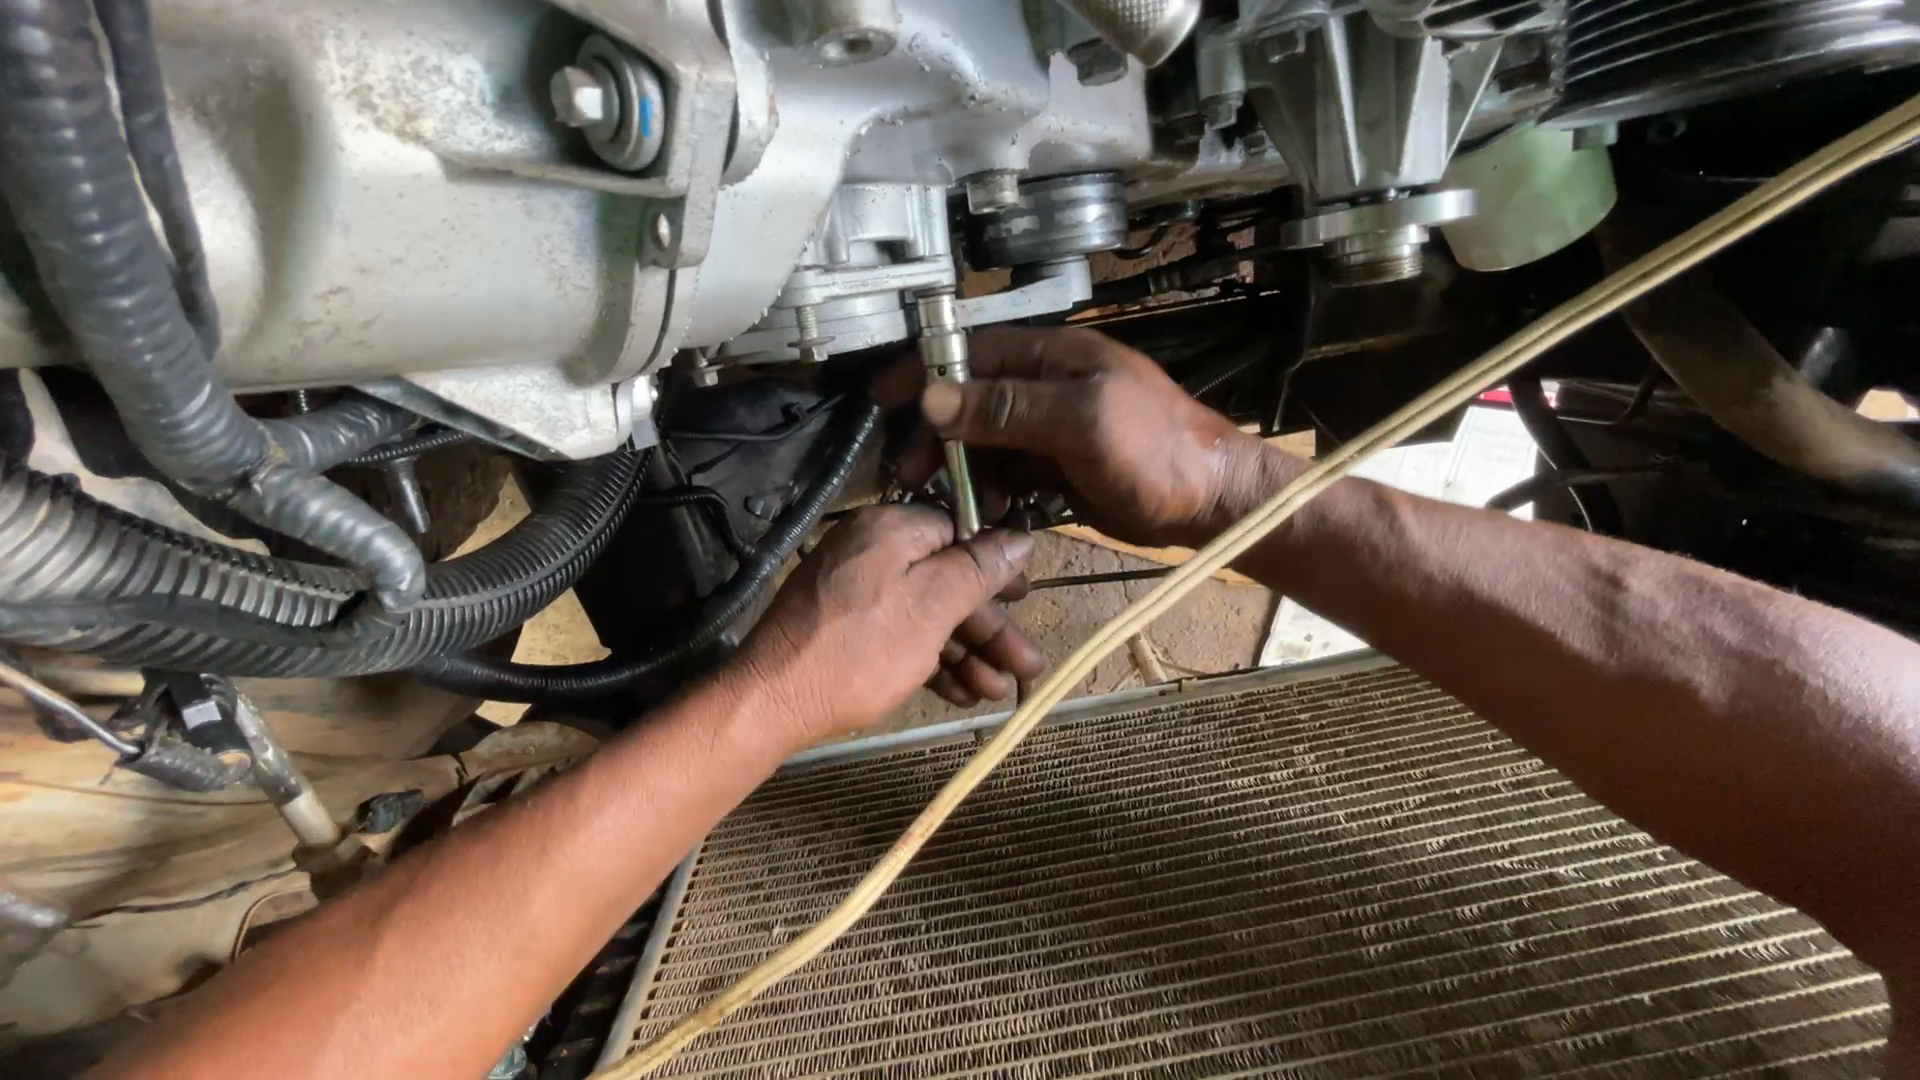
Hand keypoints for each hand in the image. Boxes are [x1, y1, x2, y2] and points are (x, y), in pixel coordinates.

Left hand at [737, 504, 1044, 744]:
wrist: (772, 703)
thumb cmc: (860, 651)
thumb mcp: (931, 608)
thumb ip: (978, 569)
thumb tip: (1021, 539)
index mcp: (891, 530)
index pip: (959, 532)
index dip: (997, 568)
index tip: (1026, 599)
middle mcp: (873, 552)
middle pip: (947, 581)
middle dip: (990, 628)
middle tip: (1027, 665)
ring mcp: (856, 591)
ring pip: (927, 614)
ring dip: (966, 652)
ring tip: (998, 692)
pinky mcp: (846, 628)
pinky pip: (900, 633)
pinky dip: (931, 660)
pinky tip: (961, 693)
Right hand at [898, 327, 1294, 547]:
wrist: (1210, 503)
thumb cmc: (1155, 450)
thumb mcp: (1084, 421)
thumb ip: (1009, 408)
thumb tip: (934, 399)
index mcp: (1050, 357)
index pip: (969, 353)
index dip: (922, 372)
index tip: (881, 400)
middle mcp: (1042, 386)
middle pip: (966, 402)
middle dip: (934, 436)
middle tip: (908, 475)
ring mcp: (1047, 430)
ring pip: (982, 444)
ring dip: (959, 471)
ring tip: (947, 504)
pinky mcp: (1053, 468)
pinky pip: (1005, 475)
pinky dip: (989, 493)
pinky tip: (987, 515)